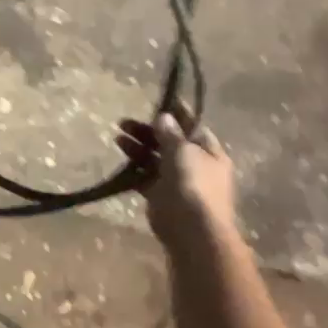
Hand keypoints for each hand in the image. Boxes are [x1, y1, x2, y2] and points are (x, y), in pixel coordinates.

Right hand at [117, 110, 238, 253]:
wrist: (191, 226)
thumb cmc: (193, 183)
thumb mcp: (183, 151)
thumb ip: (171, 134)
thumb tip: (164, 116)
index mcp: (210, 153)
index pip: (193, 128)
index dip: (177, 115)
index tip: (159, 101)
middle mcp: (196, 164)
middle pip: (170, 141)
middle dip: (148, 130)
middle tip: (124, 122)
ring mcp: (178, 180)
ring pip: (155, 157)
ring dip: (138, 145)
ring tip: (118, 137)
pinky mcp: (161, 193)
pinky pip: (145, 174)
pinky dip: (134, 165)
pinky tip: (121, 157)